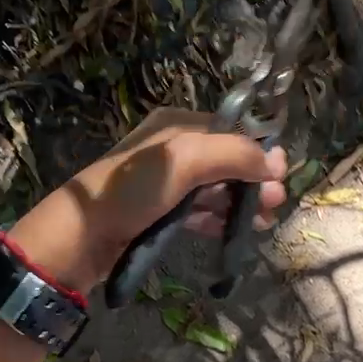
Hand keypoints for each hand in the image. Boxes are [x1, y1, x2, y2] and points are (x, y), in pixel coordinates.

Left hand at [8, 109, 289, 292]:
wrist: (83, 236)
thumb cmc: (133, 190)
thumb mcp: (184, 159)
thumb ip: (233, 154)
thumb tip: (274, 162)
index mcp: (176, 125)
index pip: (230, 130)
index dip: (257, 151)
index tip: (280, 175)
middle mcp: (173, 149)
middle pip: (226, 160)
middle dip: (253, 180)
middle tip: (275, 203)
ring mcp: (166, 184)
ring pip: (215, 189)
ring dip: (241, 203)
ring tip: (263, 222)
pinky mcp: (160, 213)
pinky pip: (200, 212)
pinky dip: (220, 220)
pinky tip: (237, 232)